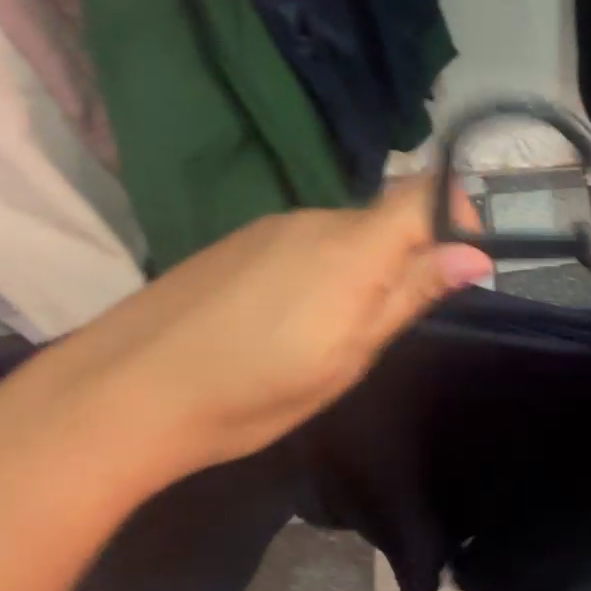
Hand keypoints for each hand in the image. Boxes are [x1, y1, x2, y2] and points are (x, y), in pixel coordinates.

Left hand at [13, 176, 493, 477]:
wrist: (114, 399)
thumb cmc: (251, 390)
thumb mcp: (349, 355)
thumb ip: (410, 294)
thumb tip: (476, 255)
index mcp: (352, 247)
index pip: (427, 191)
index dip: (458, 215)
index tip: (458, 269)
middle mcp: (315, 221)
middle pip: (389, 217)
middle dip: (410, 257)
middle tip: (389, 325)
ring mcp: (270, 228)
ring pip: (347, 233)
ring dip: (364, 268)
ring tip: (330, 333)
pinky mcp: (237, 244)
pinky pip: (305, 243)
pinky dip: (321, 271)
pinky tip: (284, 323)